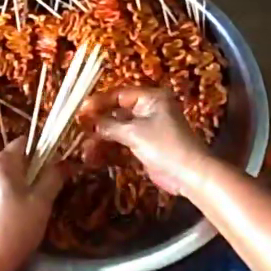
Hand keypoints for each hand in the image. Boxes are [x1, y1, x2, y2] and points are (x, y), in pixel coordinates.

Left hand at [0, 141, 64, 270]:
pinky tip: (25, 210)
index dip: (44, 148)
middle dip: (36, 167)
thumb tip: (64, 162)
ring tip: (42, 200)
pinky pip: (2, 184)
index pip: (25, 142)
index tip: (59, 163)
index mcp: (0, 161)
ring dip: (27, 181)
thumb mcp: (41, 201)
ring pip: (11, 172)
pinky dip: (16, 191)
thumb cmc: (15, 227)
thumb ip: (53, 177)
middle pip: (17, 157)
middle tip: (54, 185)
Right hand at [90, 88, 213, 196]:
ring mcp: (148, 129)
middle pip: (117, 112)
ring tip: (85, 149)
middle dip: (98, 123)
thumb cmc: (165, 146)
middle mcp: (149, 110)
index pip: (119, 95)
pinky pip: (123, 144)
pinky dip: (110, 150)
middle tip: (79, 129)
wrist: (191, 176)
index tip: (81, 110)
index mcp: (151, 98)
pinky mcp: (146, 146)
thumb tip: (89, 121)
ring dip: (102, 139)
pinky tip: (94, 157)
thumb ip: (109, 125)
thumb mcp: (134, 132)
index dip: (99, 102)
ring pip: (118, 130)